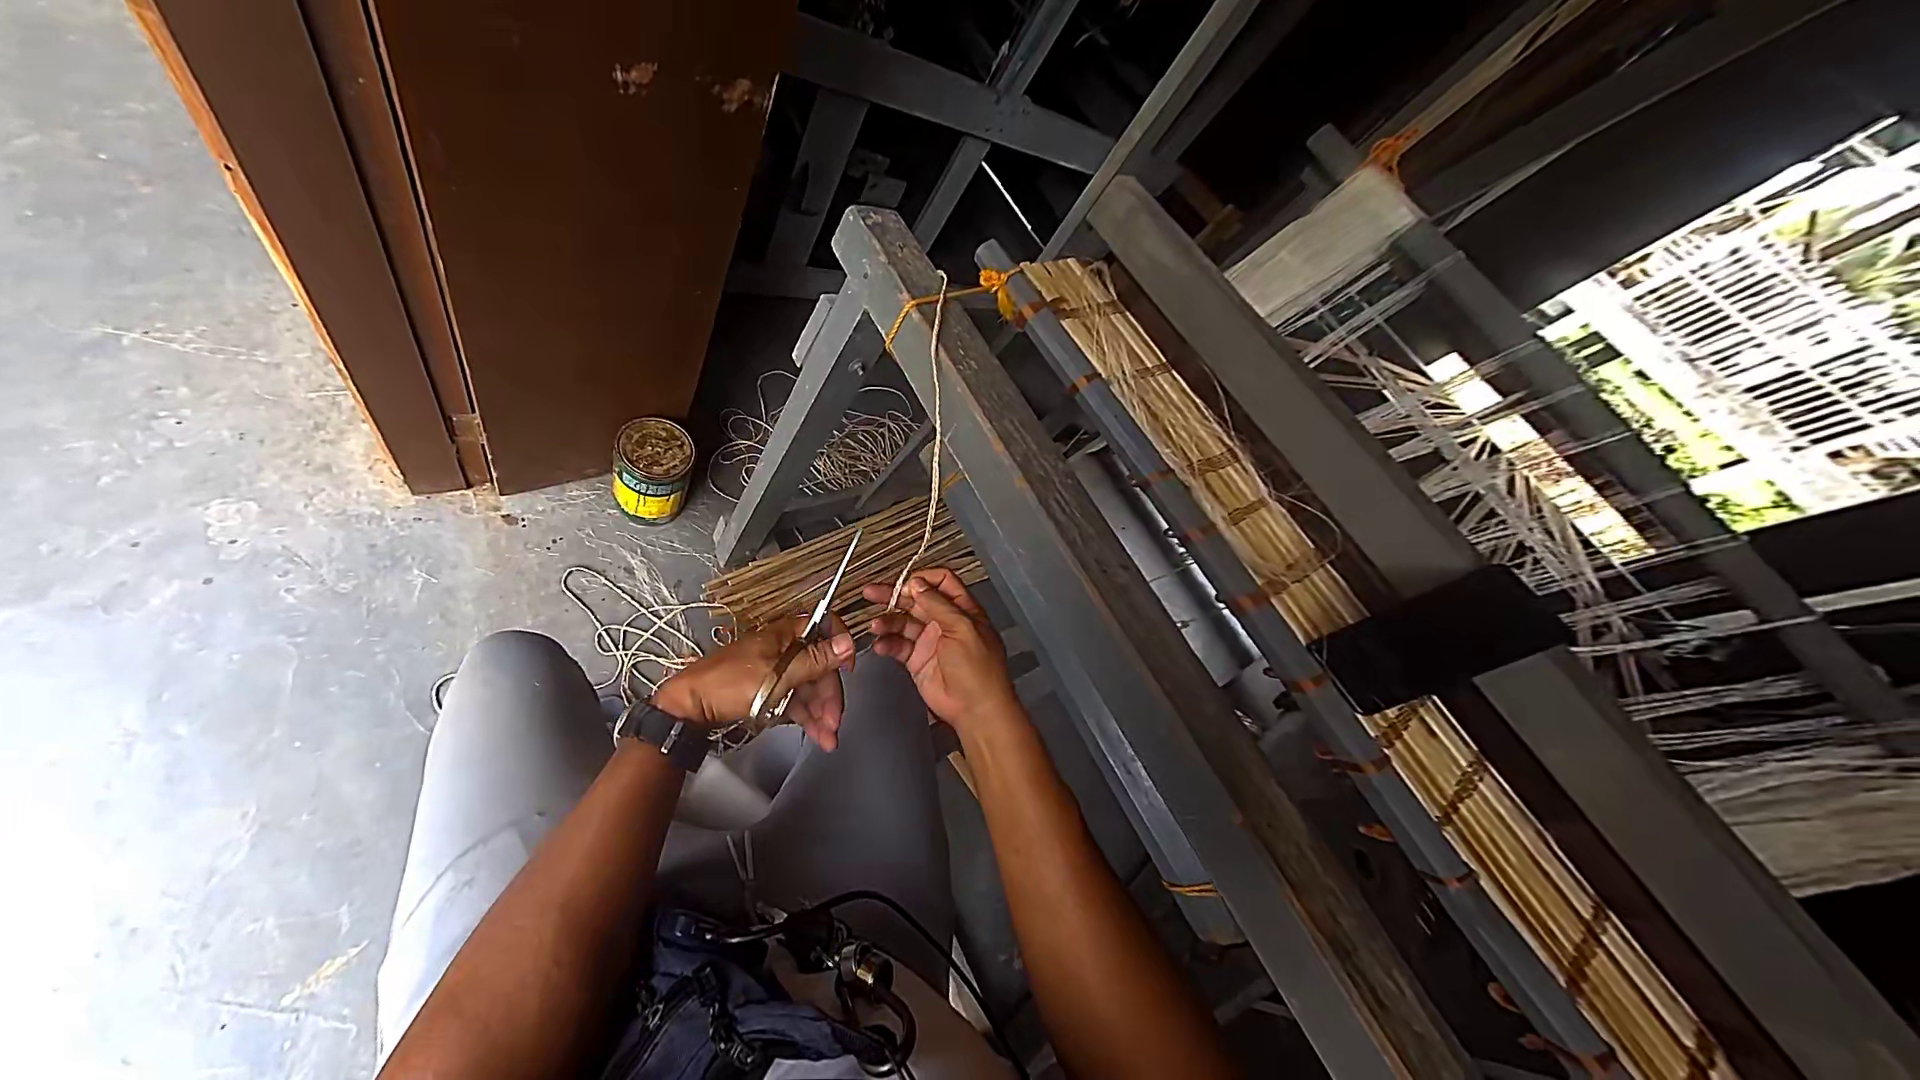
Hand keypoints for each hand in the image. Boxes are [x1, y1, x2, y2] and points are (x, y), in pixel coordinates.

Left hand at [653, 614, 855, 749]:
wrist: (689, 709)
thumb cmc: (727, 684)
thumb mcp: (777, 674)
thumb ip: (815, 660)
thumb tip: (846, 642)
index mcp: (786, 634)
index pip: (825, 627)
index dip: (841, 645)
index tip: (849, 668)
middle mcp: (785, 648)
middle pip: (821, 666)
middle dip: (830, 696)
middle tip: (835, 721)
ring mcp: (778, 670)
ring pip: (810, 688)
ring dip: (822, 713)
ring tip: (828, 737)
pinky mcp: (771, 691)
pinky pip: (797, 701)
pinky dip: (808, 717)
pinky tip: (817, 735)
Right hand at [863, 569, 1020, 737]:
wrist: (975, 709)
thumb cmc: (981, 672)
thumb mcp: (963, 629)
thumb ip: (939, 604)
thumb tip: (919, 585)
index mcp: (962, 610)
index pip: (941, 583)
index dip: (921, 579)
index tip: (905, 582)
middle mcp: (945, 623)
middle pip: (916, 600)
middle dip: (894, 595)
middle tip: (874, 593)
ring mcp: (930, 641)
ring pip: (903, 622)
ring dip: (887, 621)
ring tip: (877, 625)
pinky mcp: (918, 660)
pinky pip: (898, 646)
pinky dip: (887, 644)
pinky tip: (881, 645)